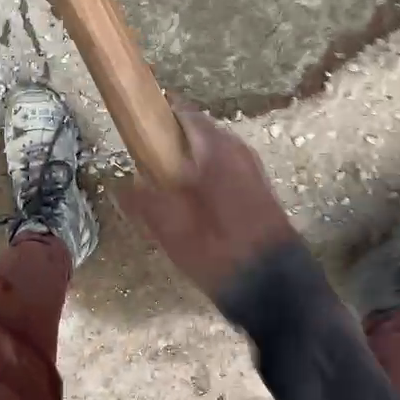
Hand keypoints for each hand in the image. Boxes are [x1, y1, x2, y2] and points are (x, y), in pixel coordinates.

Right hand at [119, 109, 299, 298]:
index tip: (136, 123)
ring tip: (166, 186)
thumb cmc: (221, 251)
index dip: (157, 113)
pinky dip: (206, 175)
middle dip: (171, 141)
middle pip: (196, 131)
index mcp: (215, 147)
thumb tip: (121, 184)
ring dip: (189, 161)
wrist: (278, 289)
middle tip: (146, 161)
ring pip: (212, 151)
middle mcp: (237, 147)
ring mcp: (253, 167)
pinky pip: (225, 168)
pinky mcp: (261, 188)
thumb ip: (144, 201)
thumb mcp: (172, 231)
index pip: (182, 111)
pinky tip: (194, 204)